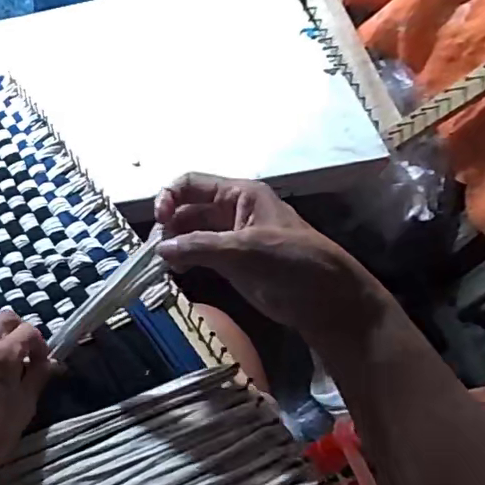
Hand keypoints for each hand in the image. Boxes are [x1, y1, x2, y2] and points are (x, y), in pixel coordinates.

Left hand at [0, 308, 53, 477]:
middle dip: (22, 331)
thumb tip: (52, 361)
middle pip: (6, 318)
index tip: (44, 363)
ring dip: (6, 339)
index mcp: (1, 353)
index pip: (28, 330)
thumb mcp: (26, 402)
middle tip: (30, 356)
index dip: (41, 344)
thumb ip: (39, 375)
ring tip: (15, 366)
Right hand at [154, 172, 379, 339]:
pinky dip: (181, 259)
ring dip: (172, 244)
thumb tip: (160, 249)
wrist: (326, 301)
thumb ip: (200, 246)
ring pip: (187, 232)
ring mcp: (228, 237)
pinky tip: (176, 271)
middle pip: (184, 208)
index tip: (158, 220)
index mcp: (239, 194)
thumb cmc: (294, 263)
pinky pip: (195, 253)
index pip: (190, 184)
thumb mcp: (246, 249)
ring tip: (165, 263)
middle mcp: (230, 210)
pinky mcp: (228, 261)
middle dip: (167, 225)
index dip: (168, 196)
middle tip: (157, 249)